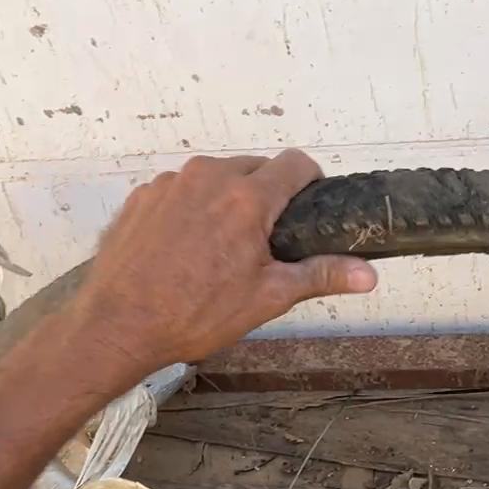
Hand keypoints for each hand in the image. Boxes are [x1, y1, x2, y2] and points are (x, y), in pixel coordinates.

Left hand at [76, 150, 376, 373]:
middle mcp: (209, 177)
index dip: (310, 181)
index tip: (308, 204)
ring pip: (216, 177)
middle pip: (256, 168)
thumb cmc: (195, 313)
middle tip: (264, 241)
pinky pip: (181, 189)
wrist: (118, 325)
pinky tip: (185, 247)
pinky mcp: (143, 195)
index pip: (296, 163)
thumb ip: (321, 275)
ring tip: (220, 247)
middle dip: (267, 195)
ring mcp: (171, 183)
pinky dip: (191, 208)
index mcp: (247, 198)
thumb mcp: (268, 297)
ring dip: (227, 200)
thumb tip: (370, 274)